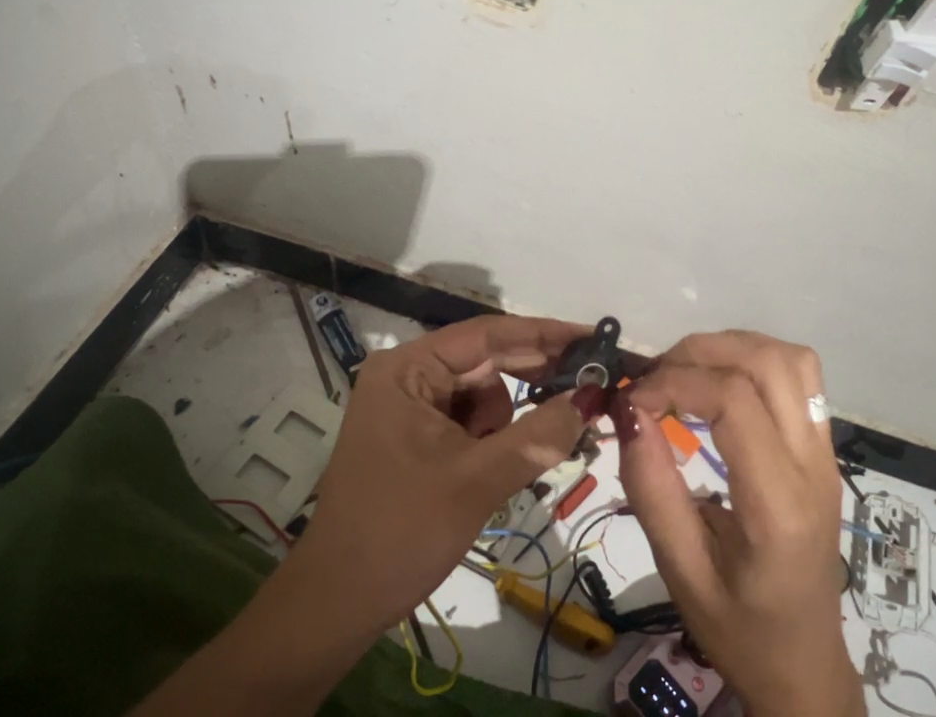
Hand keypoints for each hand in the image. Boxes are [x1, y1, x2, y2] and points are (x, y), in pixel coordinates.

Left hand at [299, 315, 604, 634]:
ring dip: (508, 421)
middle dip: (533, 377)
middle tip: (591, 386)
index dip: (544, 334)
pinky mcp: (413, 438)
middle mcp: (405, 376)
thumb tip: (592, 397)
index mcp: (407, 369)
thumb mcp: (478, 480)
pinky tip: (496, 468)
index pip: (487, 335)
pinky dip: (492, 438)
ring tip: (505, 464)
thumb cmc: (402, 531)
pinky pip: (467, 421)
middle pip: (485, 361)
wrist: (340, 601)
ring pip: (482, 394)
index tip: (594, 337)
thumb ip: (539, 435)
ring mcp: (407, 408)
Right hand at [617, 331, 861, 716]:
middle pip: (769, 362)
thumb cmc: (738, 629)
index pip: (735, 400)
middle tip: (654, 379)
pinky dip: (755, 362)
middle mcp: (812, 466)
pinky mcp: (824, 451)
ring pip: (792, 360)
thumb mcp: (681, 571)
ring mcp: (826, 454)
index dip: (676, 382)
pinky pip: (800, 380)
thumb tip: (629, 413)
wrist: (803, 664)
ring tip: (685, 373)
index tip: (633, 401)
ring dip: (732, 348)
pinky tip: (720, 386)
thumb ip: (653, 490)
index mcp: (777, 504)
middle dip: (701, 352)